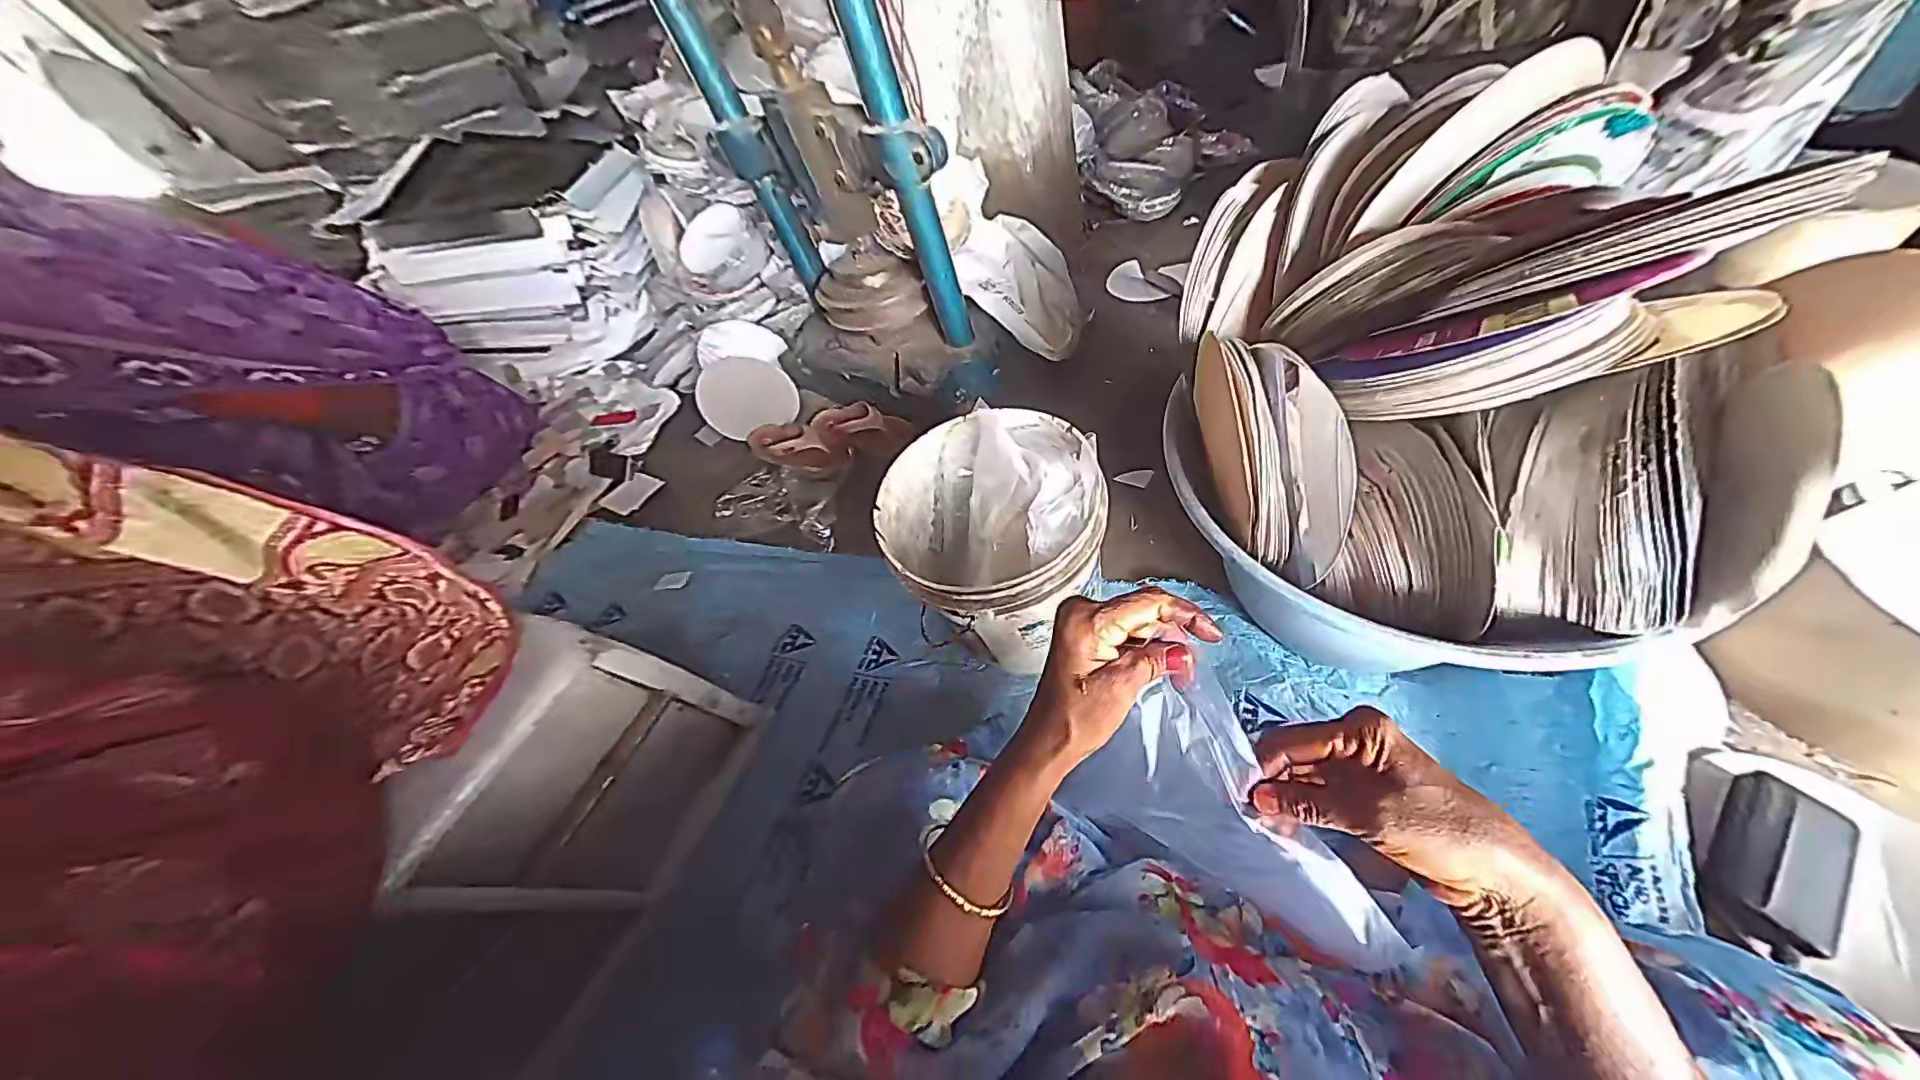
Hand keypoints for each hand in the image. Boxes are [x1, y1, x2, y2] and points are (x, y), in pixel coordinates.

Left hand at [1015, 588, 1222, 770]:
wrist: (1049, 738)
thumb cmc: (1073, 720)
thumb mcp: (1123, 686)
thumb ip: (1157, 659)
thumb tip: (1184, 651)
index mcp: (1087, 620)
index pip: (1148, 602)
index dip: (1186, 614)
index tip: (1209, 631)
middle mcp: (1080, 612)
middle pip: (1143, 608)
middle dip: (1175, 631)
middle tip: (1196, 655)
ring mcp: (1080, 622)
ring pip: (1137, 619)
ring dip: (1163, 640)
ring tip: (1180, 668)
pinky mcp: (1084, 634)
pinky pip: (1124, 629)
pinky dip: (1146, 644)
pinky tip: (1161, 662)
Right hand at [1249, 707, 1554, 911]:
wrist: (1493, 873)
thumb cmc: (1439, 828)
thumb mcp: (1368, 814)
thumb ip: (1309, 803)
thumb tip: (1258, 798)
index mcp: (1360, 730)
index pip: (1294, 739)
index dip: (1265, 763)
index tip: (1244, 790)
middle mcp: (1353, 743)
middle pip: (1294, 755)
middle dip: (1270, 780)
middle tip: (1249, 808)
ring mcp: (1354, 770)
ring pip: (1300, 776)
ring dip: (1280, 796)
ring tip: (1263, 820)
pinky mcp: (1356, 797)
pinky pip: (1314, 795)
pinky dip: (1296, 807)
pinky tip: (1282, 823)